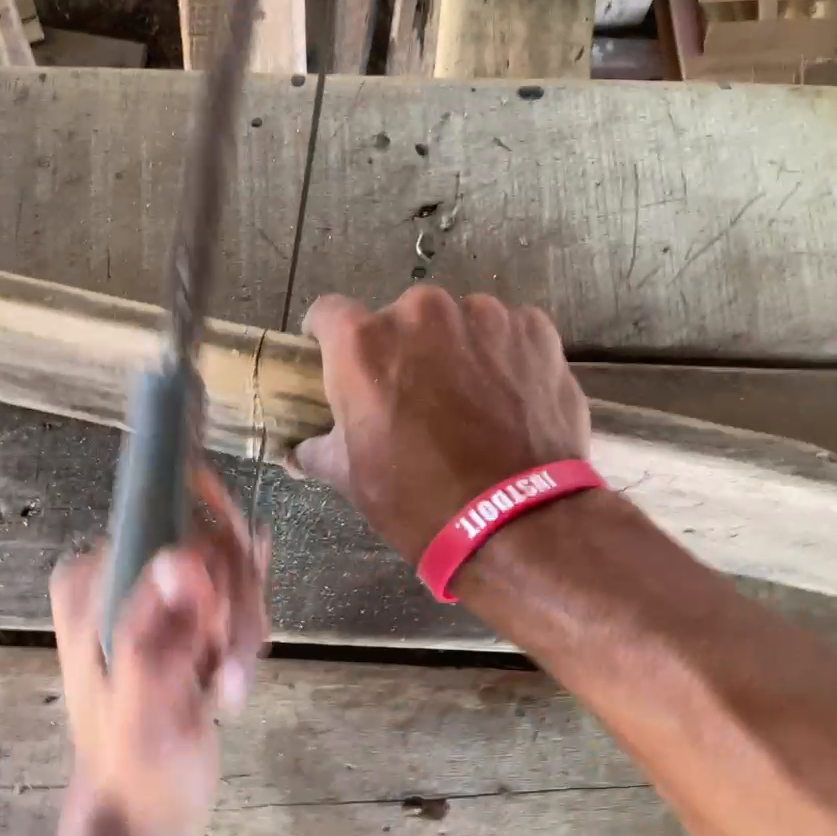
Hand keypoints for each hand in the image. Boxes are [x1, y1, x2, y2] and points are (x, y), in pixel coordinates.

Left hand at [50, 465, 268, 835]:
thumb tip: (183, 559)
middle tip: (223, 667)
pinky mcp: (182, 615)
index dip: (214, 568)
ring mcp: (155, 594)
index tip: (220, 625)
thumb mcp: (139, 711)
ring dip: (239, 632)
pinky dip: (243, 638)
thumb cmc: (134, 772)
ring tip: (222, 686)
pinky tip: (226, 682)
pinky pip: (237, 593)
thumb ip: (152, 636)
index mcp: (91, 585)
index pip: (171, 524)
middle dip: (231, 611)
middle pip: (212, 545)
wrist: (143, 810)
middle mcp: (120, 576)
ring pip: (233, 572)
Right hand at [292, 287, 591, 561]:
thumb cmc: (418, 499)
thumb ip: (319, 447)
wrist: (517, 522)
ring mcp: (485, 316)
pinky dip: (500, 357)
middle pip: (399, 319)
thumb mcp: (351, 477)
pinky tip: (507, 399)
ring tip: (468, 403)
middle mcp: (421, 313)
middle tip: (412, 399)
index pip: (327, 314)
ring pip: (456, 323)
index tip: (339, 363)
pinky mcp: (534, 330)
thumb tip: (302, 448)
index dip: (328, 339)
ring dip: (453, 350)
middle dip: (401, 351)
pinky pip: (505, 333)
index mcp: (364, 344)